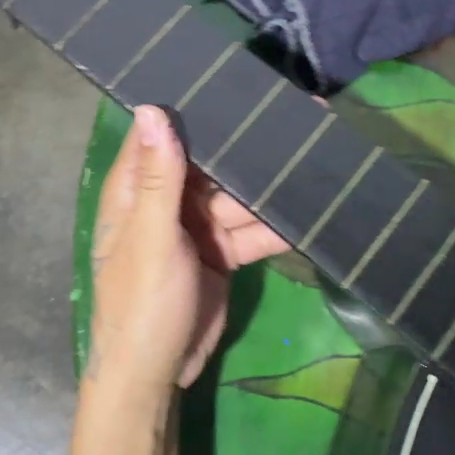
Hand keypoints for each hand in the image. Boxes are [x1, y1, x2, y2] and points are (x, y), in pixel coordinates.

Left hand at [87, 105, 290, 395]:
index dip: (195, 107)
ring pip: (238, 195)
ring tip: (318, 154)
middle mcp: (166, 200)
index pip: (164, 134)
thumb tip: (152, 107)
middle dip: (249, 146)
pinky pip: (251, 229)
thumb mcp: (151, 238)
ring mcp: (195, 227)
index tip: (236, 80)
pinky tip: (314, 204)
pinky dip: (276, 223)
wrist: (156, 374)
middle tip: (302, 113)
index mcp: (136, 190)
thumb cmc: (141, 303)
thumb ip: (159, 177)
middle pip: (211, 162)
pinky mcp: (220, 252)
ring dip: (271, 184)